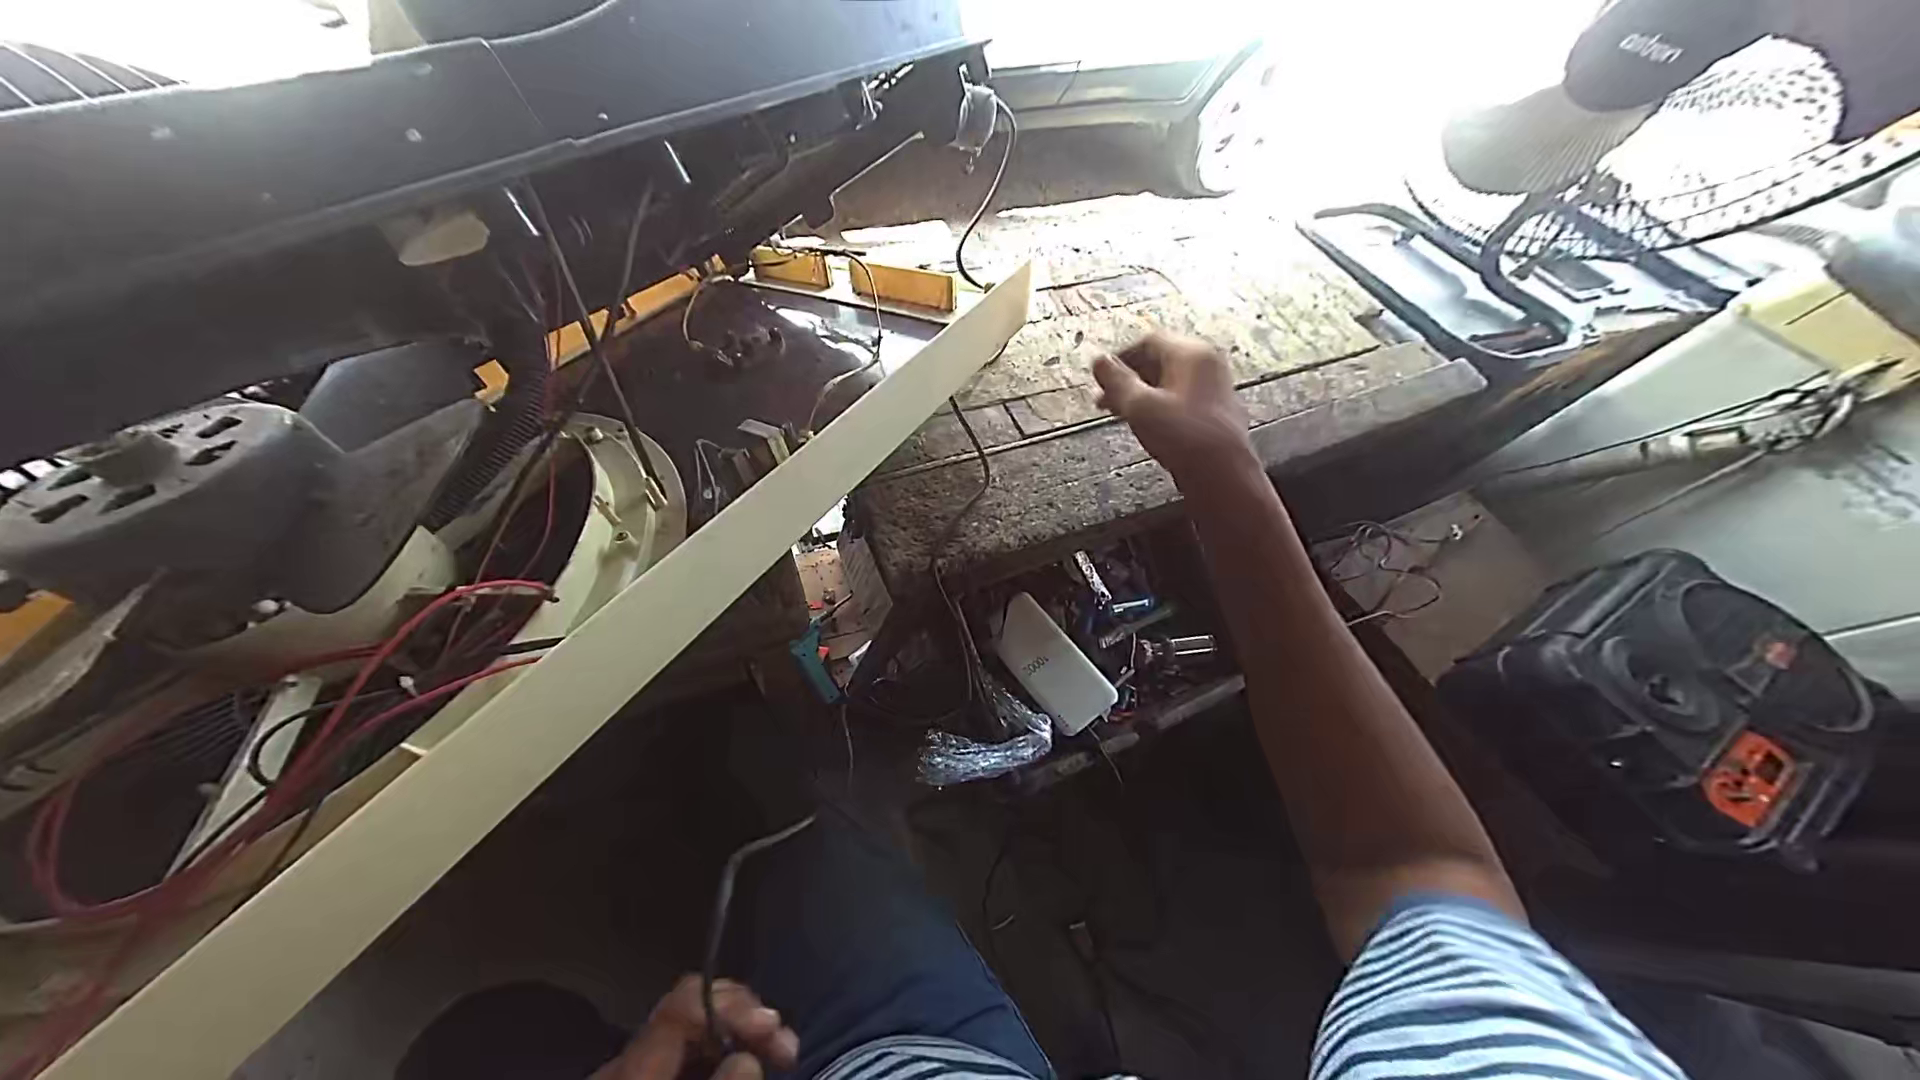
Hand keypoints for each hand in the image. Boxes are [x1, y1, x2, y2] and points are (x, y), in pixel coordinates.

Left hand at [591, 976, 798, 1079]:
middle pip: (693, 1008)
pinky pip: (689, 1054)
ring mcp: (635, 1071)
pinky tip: (747, 1060)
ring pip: (694, 1031)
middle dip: (745, 1016)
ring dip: (741, 1034)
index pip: (681, 1005)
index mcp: (628, 1069)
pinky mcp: (648, 1078)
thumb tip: (750, 1058)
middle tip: (787, 1046)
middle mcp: (627, 1062)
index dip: (731, 1004)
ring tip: (780, 1052)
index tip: (773, 1025)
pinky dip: (722, 1051)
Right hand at [1092, 332, 1257, 484]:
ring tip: (1120, 411)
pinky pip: (1179, 399)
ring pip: (1168, 381)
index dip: (1120, 357)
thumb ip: (1116, 381)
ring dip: (1140, 393)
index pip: (1148, 342)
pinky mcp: (1213, 411)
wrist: (1221, 474)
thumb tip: (1100, 362)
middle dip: (1128, 378)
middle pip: (1159, 361)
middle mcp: (1207, 365)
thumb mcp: (1139, 406)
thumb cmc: (1185, 438)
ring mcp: (1213, 388)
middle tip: (1106, 396)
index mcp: (1192, 354)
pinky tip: (1144, 423)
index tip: (1102, 374)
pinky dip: (1158, 405)